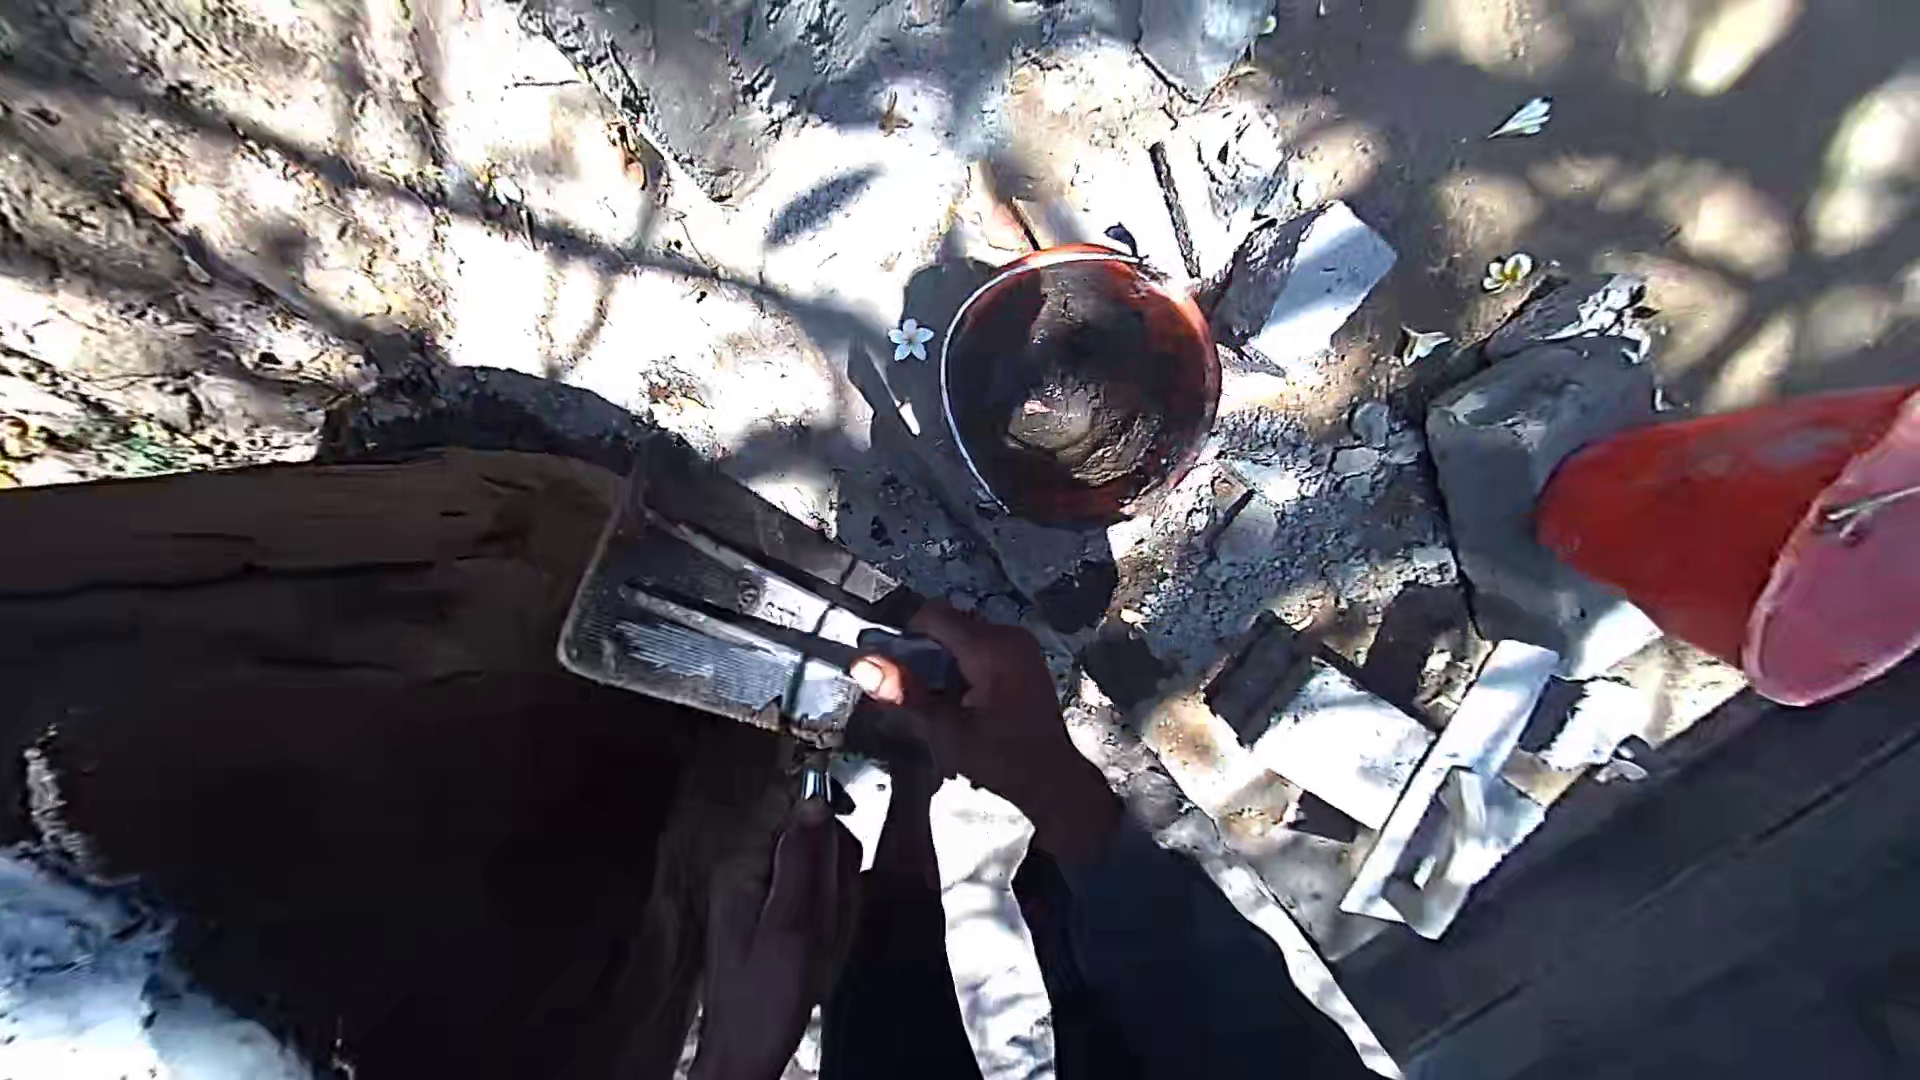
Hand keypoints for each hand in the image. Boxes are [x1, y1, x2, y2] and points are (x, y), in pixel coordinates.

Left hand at [691, 799, 860, 1079]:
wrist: (746, 1058)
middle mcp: (751, 868)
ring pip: (818, 862)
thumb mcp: (790, 924)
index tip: (846, 835)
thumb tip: (814, 799)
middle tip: (832, 909)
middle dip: (833, 865)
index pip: (789, 807)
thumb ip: (803, 859)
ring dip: (835, 891)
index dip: (823, 813)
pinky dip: (829, 909)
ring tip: (827, 934)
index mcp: (745, 864)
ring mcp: (762, 889)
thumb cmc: (763, 999)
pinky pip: (815, 890)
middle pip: (810, 834)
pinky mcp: (775, 909)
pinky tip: (824, 940)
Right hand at [851, 602, 1120, 859]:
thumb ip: (902, 693)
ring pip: (963, 635)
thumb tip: (860, 664)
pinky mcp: (1024, 655)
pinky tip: (960, 697)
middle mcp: (1008, 634)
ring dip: (942, 660)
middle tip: (915, 689)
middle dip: (923, 652)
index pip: (933, 615)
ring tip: (939, 698)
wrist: (1054, 779)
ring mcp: (1020, 643)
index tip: (892, 665)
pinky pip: (981, 645)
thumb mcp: (944, 730)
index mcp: (990, 646)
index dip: (904, 634)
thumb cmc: (1001, 758)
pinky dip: (962, 664)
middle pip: (948, 625)